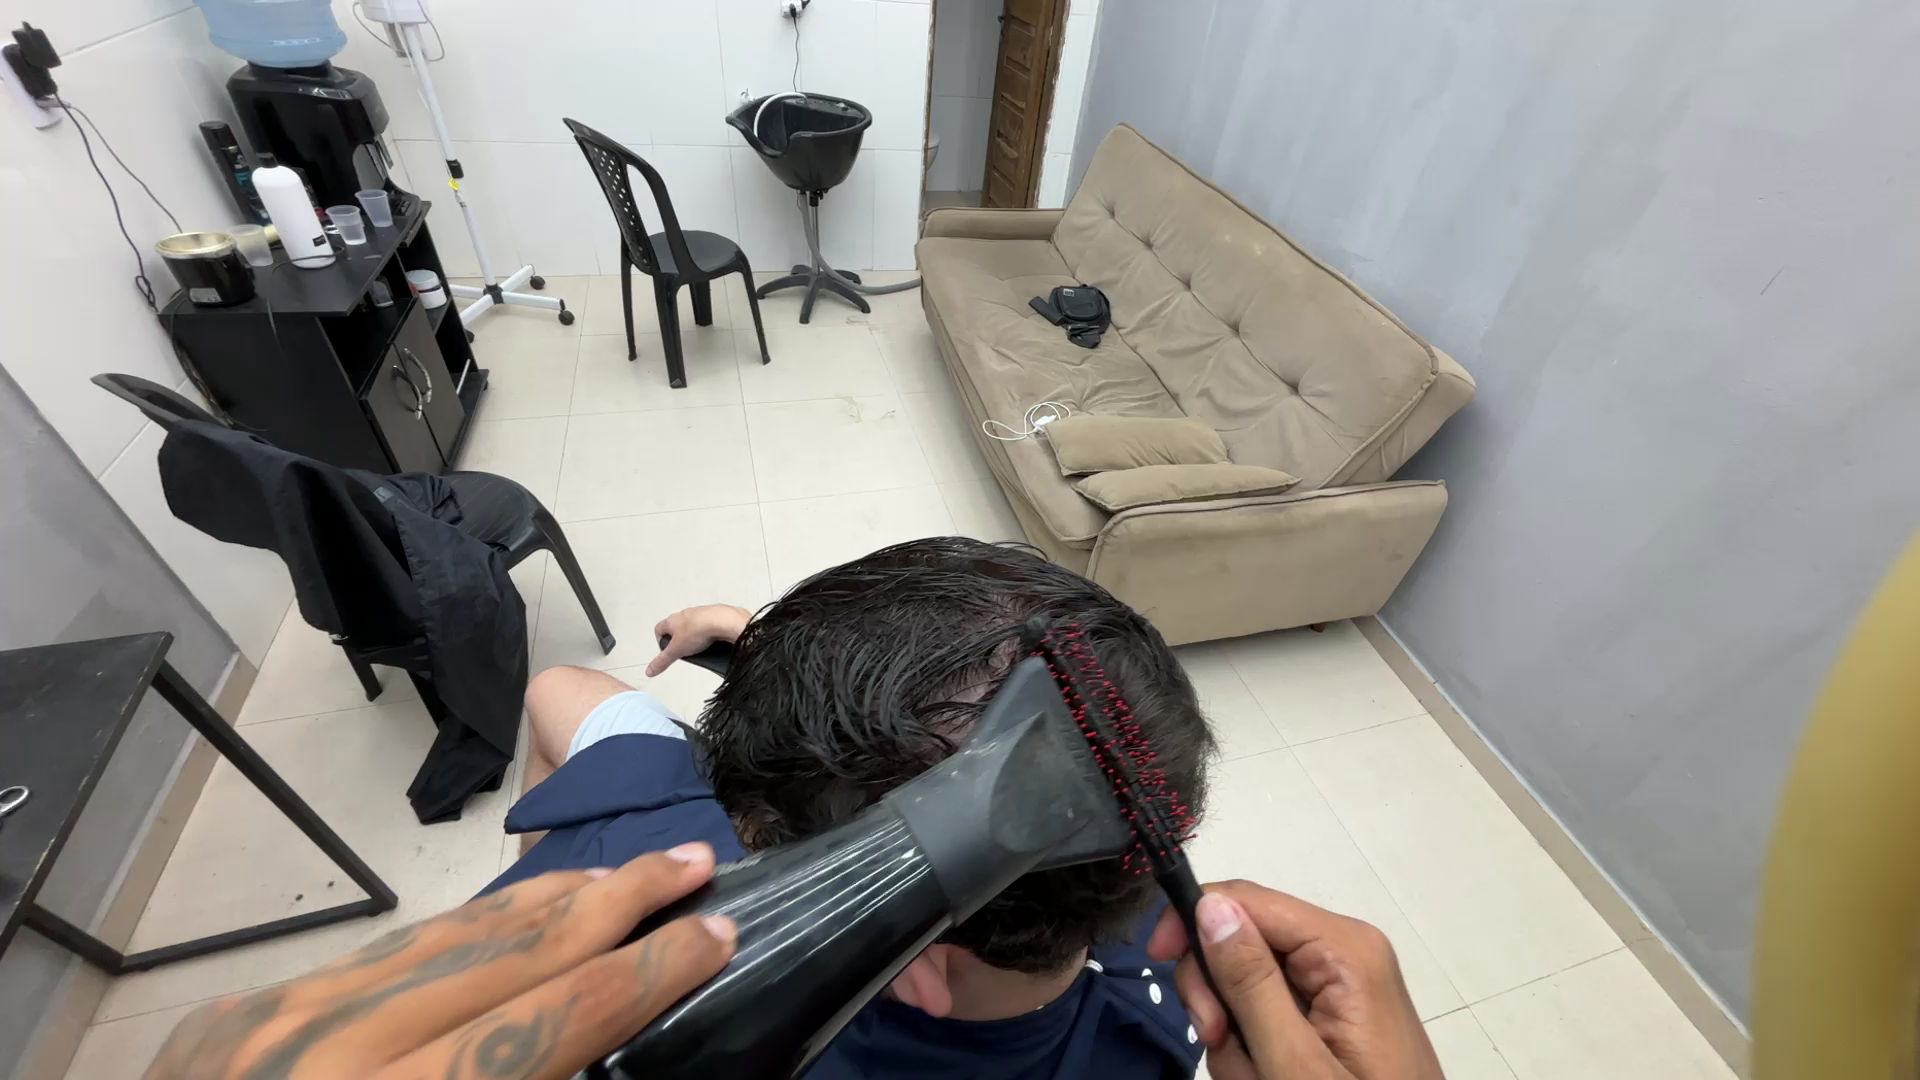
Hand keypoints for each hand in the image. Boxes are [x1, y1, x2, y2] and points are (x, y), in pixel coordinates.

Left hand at [144, 844, 735, 1079]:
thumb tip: (614, 1043)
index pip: (562, 1020)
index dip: (653, 972)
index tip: (720, 931)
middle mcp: (334, 1054)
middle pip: (524, 948)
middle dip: (629, 895)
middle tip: (699, 857)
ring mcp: (282, 1016)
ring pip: (468, 927)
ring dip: (565, 893)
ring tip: (632, 870)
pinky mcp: (251, 1003)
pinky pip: (406, 941)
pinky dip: (487, 917)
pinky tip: (529, 905)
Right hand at [648, 604, 752, 676]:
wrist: (723, 621)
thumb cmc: (697, 632)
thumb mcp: (677, 651)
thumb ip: (662, 661)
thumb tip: (649, 671)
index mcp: (672, 620)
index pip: (659, 629)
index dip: (660, 640)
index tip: (666, 651)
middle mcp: (685, 613)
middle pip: (677, 626)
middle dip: (678, 638)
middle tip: (683, 651)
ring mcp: (701, 612)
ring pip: (693, 624)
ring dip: (694, 634)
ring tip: (699, 647)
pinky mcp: (716, 614)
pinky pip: (709, 623)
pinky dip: (709, 631)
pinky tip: (714, 641)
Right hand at [1148, 880, 1442, 1079]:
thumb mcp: (1296, 1068)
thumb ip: (1251, 983)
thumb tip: (1209, 903)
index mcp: (1343, 948)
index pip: (1245, 898)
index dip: (1193, 919)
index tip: (1158, 959)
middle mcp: (1341, 949)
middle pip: (1241, 934)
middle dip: (1218, 989)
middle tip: (1218, 1040)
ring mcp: (1337, 980)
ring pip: (1245, 974)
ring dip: (1234, 1026)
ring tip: (1255, 1074)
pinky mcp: (1329, 1008)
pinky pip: (1265, 1002)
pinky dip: (1252, 1040)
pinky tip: (1266, 1072)